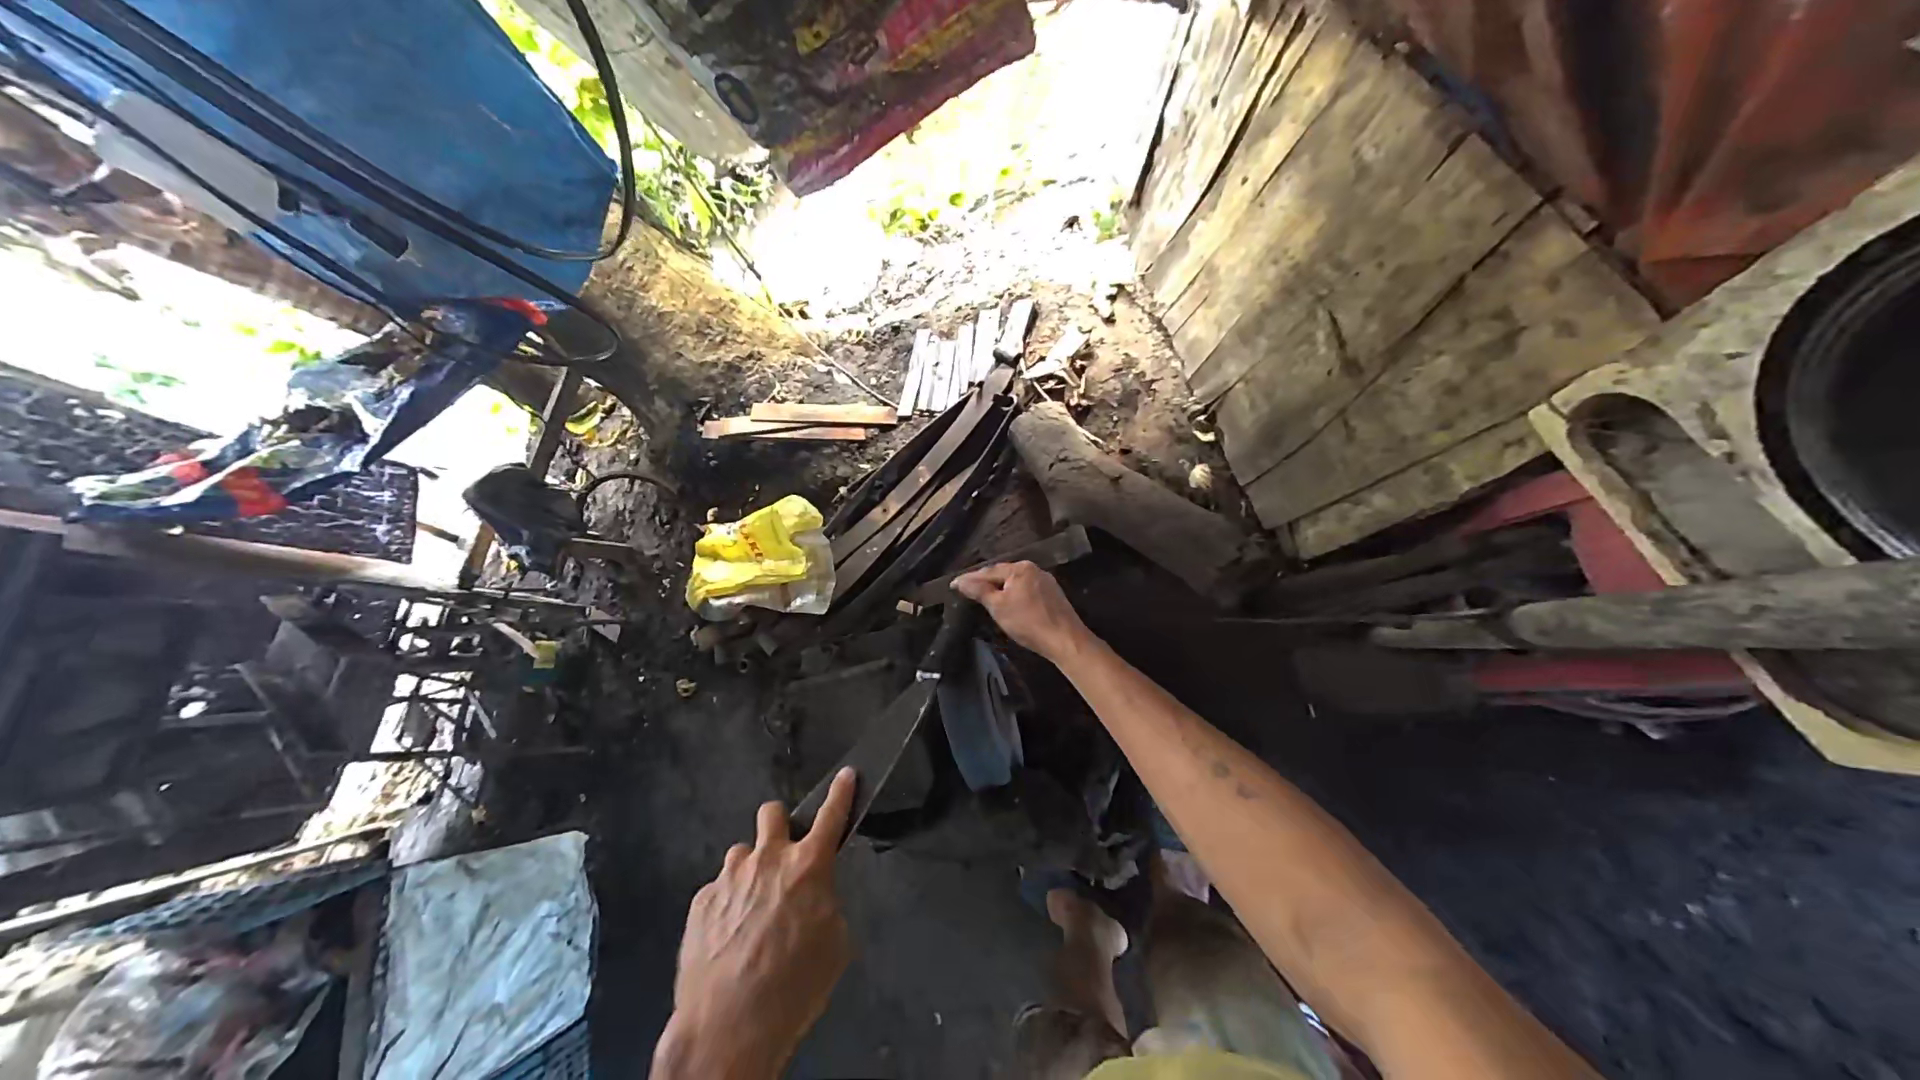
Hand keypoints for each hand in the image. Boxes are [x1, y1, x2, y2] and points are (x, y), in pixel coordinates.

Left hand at [651, 768, 856, 1079]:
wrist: (727, 1027)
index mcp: (808, 867)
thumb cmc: (794, 987)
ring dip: (751, 870)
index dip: (842, 791)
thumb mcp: (834, 944)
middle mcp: (767, 859)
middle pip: (772, 812)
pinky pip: (719, 889)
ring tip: (751, 911)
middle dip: (780, 825)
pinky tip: (729, 938)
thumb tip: (813, 896)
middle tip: (783, 855)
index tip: (848, 773)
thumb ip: (825, 903)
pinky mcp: (700, 901)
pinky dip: (727, 903)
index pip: (831, 815)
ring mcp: (729, 877)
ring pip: (742, 853)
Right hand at [952, 561, 1096, 665]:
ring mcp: (1046, 582)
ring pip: (1016, 583)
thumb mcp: (998, 607)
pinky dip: (1015, 595)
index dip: (970, 579)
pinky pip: (1028, 590)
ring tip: (986, 596)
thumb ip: (979, 591)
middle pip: (1003, 574)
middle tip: (968, 589)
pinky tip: (1011, 603)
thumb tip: (961, 581)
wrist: (1065, 640)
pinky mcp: (1053, 596)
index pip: (988, 571)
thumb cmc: (1028, 622)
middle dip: (986, 582)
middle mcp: (1034, 569)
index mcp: (1020, 568)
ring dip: (1001, 589)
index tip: (954, 585)